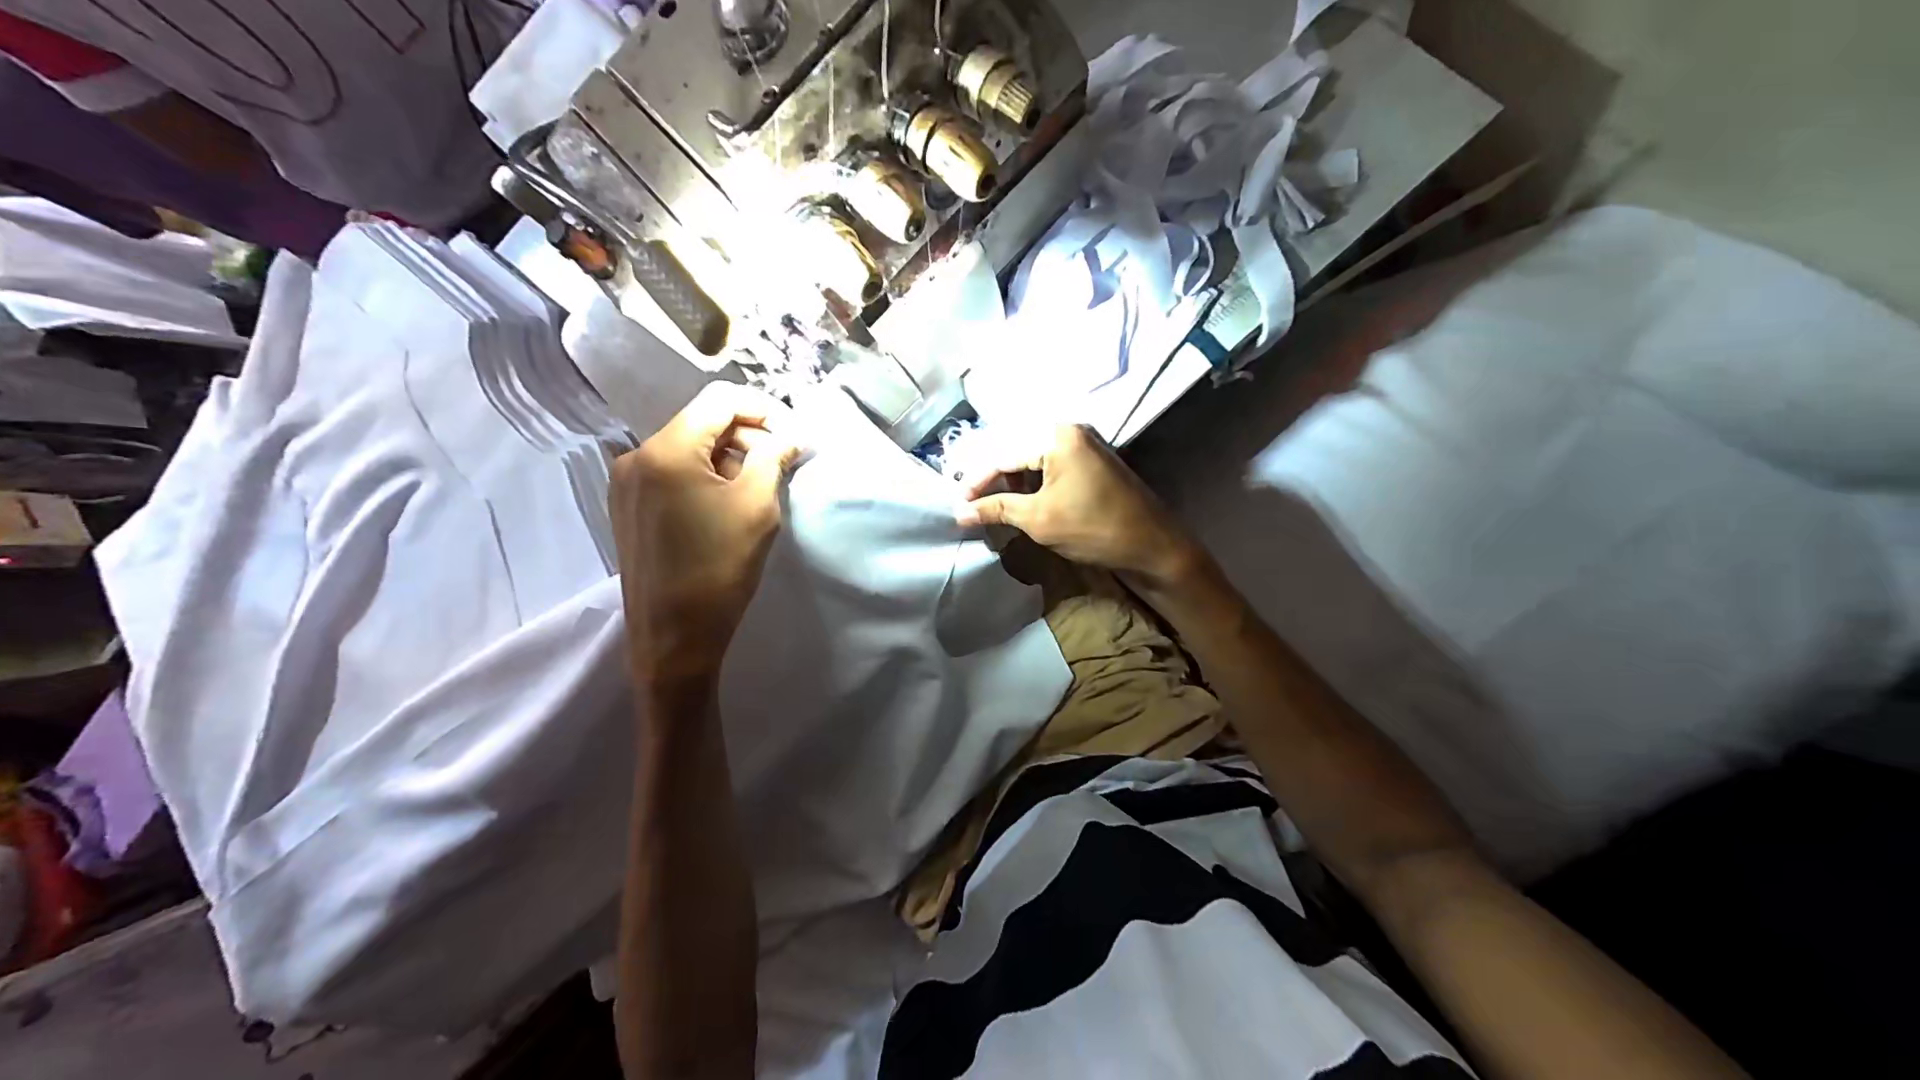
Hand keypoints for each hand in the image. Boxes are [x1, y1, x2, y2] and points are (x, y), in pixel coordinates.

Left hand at [612, 382, 802, 685]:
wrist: (672, 637)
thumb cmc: (719, 568)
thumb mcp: (757, 507)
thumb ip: (773, 457)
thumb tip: (789, 435)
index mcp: (666, 450)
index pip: (718, 401)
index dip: (761, 408)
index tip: (790, 434)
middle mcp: (636, 456)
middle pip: (701, 423)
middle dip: (745, 437)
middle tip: (779, 466)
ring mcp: (626, 483)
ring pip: (687, 449)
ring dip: (725, 459)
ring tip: (754, 492)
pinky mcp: (627, 508)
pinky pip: (671, 474)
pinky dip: (703, 478)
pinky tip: (723, 508)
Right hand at [954, 424, 1203, 588]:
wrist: (1153, 547)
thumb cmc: (1093, 528)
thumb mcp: (1038, 519)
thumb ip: (996, 509)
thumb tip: (960, 512)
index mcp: (1057, 435)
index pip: (1003, 455)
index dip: (976, 482)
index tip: (957, 505)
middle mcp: (1070, 431)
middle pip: (1016, 453)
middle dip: (992, 482)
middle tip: (969, 505)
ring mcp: (1084, 446)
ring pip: (1033, 462)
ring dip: (1010, 485)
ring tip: (989, 508)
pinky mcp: (1092, 464)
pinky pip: (1051, 469)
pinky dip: (1032, 487)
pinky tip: (1017, 505)